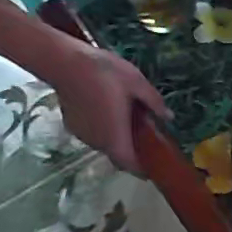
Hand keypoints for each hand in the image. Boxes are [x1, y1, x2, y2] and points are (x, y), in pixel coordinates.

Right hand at [46, 40, 171, 175]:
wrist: (63, 61)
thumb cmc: (105, 73)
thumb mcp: (137, 83)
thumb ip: (154, 102)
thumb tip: (168, 117)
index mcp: (115, 137)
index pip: (129, 164)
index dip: (142, 170)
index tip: (153, 168)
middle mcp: (97, 141)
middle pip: (117, 154)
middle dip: (131, 150)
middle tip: (147, 138)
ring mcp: (82, 134)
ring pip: (104, 144)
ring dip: (116, 139)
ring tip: (130, 123)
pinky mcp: (71, 124)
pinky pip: (92, 134)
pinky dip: (103, 130)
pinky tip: (110, 113)